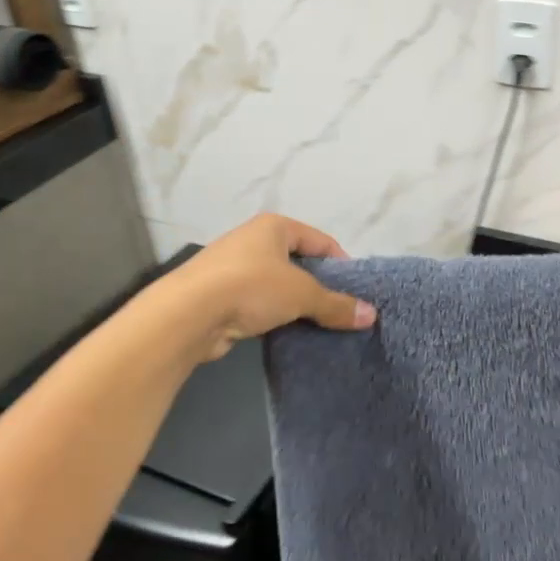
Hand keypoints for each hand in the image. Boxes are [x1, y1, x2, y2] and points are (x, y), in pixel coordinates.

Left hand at [167, 214, 375, 360]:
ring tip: (318, 326)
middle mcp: (252, 241)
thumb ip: (336, 305)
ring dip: (295, 303)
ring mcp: (233, 268)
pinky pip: (258, 303)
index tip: (357, 290)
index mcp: (273, 227)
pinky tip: (287, 334)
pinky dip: (273, 316)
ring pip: (276, 284)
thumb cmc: (251, 287)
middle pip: (297, 262)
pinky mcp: (220, 295)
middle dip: (318, 286)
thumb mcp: (302, 294)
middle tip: (340, 310)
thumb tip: (371, 316)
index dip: (341, 263)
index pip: (319, 240)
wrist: (188, 313)